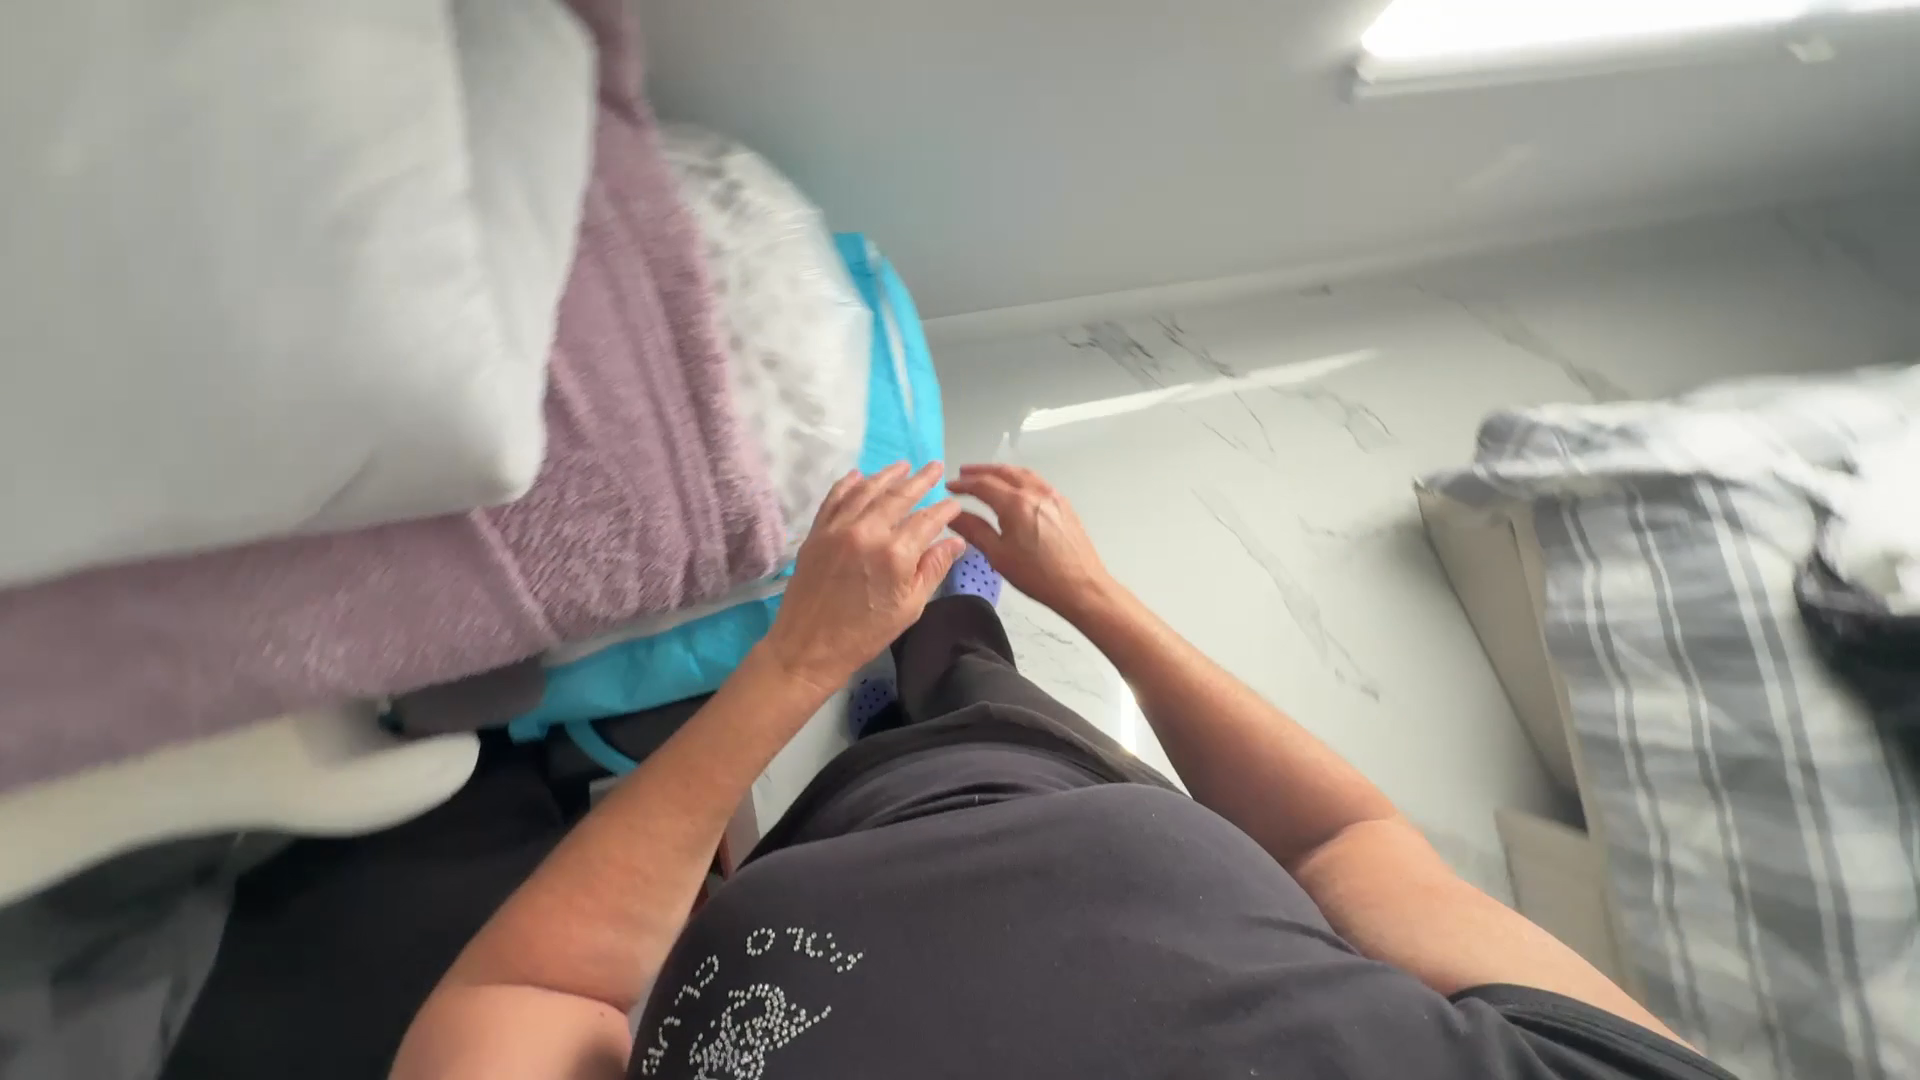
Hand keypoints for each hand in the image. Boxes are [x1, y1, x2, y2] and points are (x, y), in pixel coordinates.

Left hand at [761, 462, 964, 694]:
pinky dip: (848, 484)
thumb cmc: (865, 634)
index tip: (955, 503)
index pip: (927, 521)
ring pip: (866, 491)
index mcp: (894, 554)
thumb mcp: (910, 607)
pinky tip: (858, 476)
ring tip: (902, 466)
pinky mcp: (817, 533)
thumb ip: (933, 568)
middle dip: (920, 480)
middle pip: (898, 496)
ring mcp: (837, 529)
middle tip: (935, 467)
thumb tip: (956, 541)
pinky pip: (834, 498)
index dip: (944, 510)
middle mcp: (866, 532)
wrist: (808, 647)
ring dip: (886, 476)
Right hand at [946, 464, 1115, 619]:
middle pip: (1004, 472)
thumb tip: (953, 514)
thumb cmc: (1037, 575)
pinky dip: (1020, 479)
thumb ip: (974, 530)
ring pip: (1023, 474)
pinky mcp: (1064, 505)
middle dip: (981, 471)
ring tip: (987, 476)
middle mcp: (1035, 493)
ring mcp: (1053, 496)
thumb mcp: (998, 555)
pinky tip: (1015, 488)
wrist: (1081, 586)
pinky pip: (1038, 483)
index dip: (963, 484)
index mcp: (1016, 504)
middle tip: (963, 474)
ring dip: (1001, 472)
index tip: (949, 487)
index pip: (983, 485)